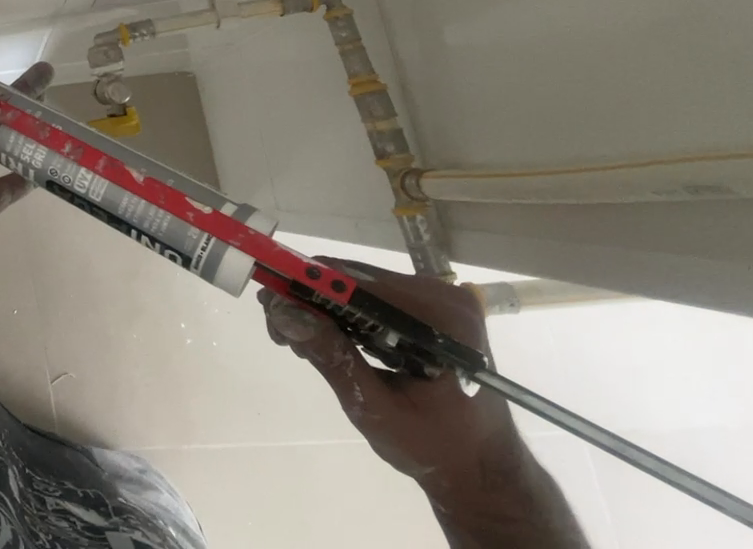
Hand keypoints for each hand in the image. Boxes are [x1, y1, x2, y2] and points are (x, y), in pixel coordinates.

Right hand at [260, 260, 519, 487]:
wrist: (482, 471)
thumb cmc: (434, 447)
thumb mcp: (376, 409)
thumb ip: (332, 357)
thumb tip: (282, 310)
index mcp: (441, 318)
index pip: (357, 283)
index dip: (305, 285)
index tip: (270, 305)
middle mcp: (442, 297)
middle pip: (351, 280)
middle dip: (307, 301)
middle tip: (280, 333)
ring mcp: (436, 301)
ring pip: (353, 286)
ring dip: (318, 309)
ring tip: (299, 343)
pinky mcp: (426, 310)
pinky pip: (367, 298)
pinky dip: (337, 314)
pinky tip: (324, 340)